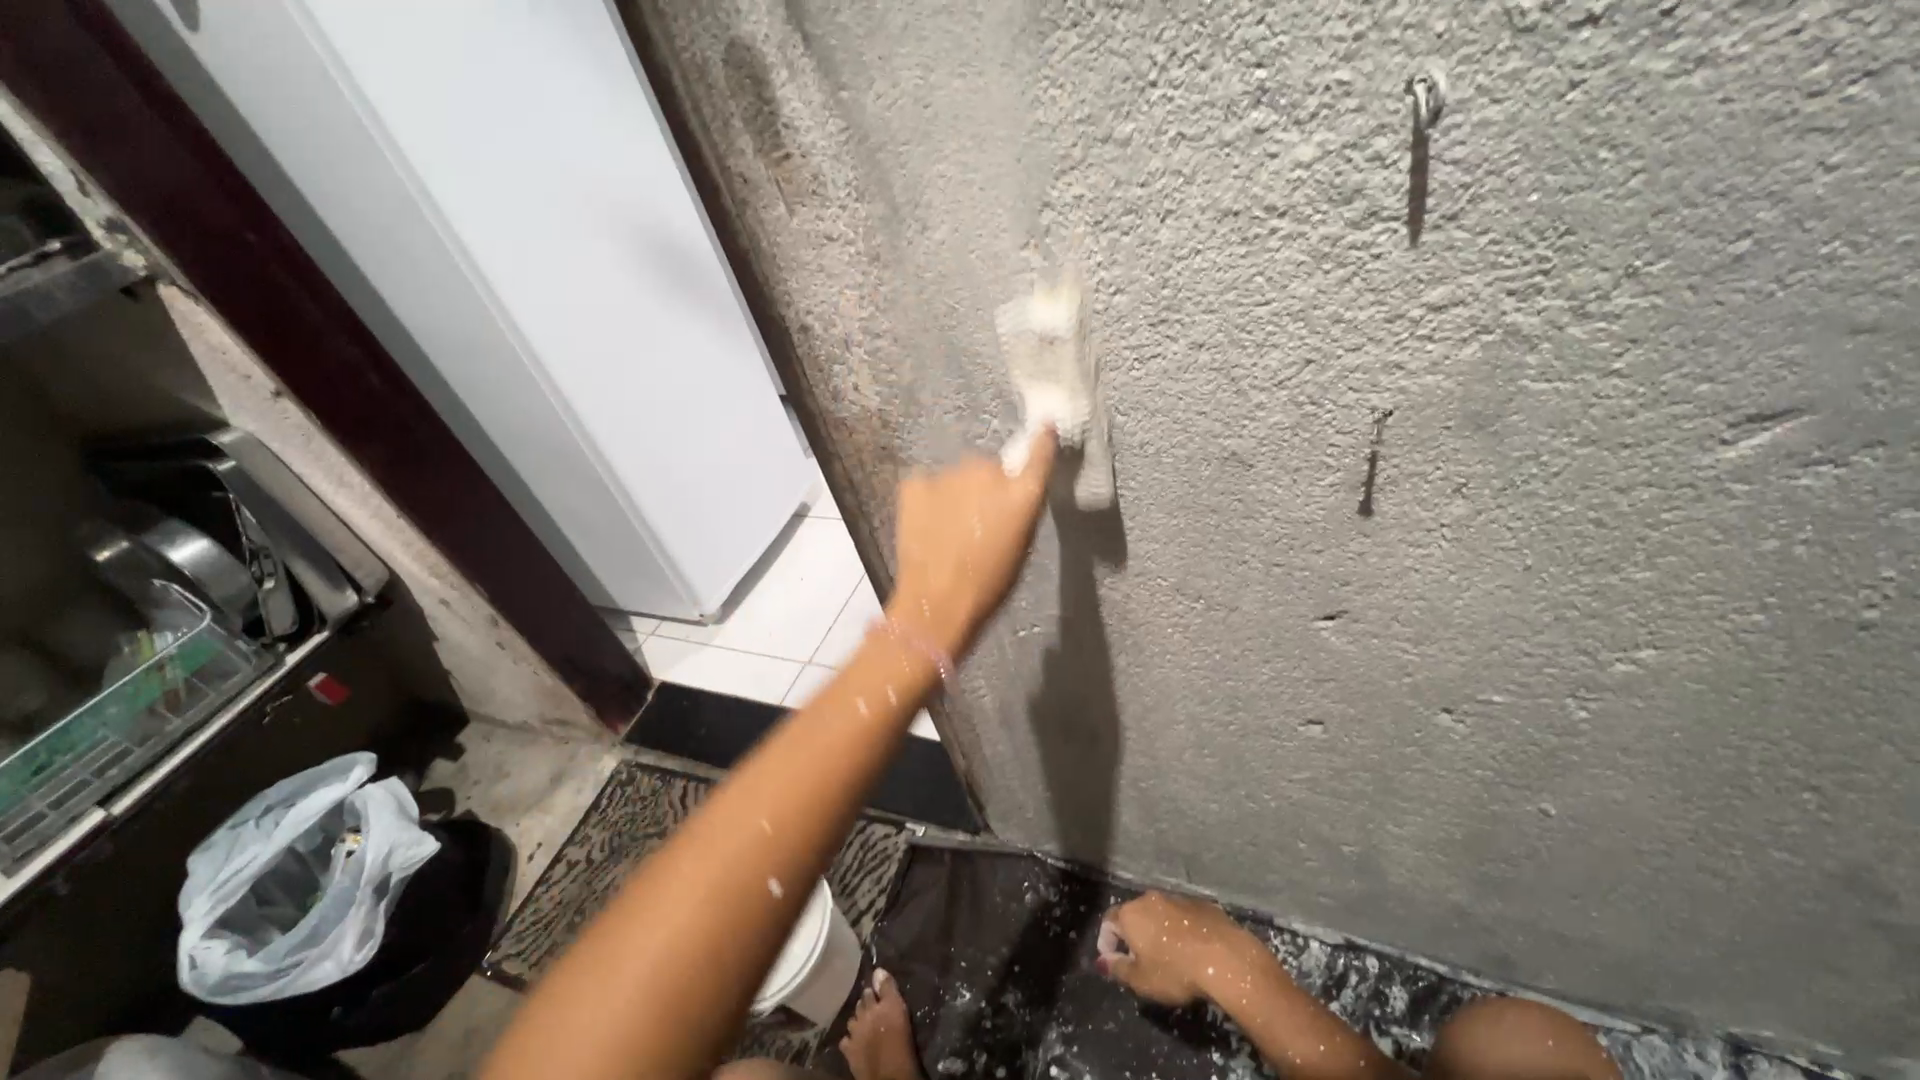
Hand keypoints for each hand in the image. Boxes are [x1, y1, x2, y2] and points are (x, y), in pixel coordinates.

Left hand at [887, 427, 1056, 657]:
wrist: (938, 601)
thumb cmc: (989, 584)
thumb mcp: (1021, 546)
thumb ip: (1019, 510)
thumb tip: (1012, 494)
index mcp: (1021, 493)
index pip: (1039, 451)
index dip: (1042, 438)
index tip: (1044, 428)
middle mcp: (988, 473)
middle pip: (988, 466)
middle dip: (985, 485)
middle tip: (978, 520)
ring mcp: (949, 475)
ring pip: (956, 477)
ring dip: (956, 493)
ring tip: (948, 528)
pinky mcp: (916, 483)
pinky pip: (926, 484)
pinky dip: (927, 498)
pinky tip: (926, 524)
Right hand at [1096, 891, 1264, 1007]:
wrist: (1227, 959)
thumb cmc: (1176, 971)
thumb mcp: (1140, 980)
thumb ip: (1117, 968)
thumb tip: (1102, 961)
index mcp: (1131, 913)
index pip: (1108, 921)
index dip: (1106, 940)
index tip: (1112, 960)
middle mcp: (1151, 899)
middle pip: (1135, 914)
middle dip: (1133, 935)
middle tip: (1140, 960)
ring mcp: (1180, 898)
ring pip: (1161, 913)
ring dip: (1159, 930)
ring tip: (1169, 955)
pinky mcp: (1204, 904)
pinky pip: (1185, 916)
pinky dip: (1183, 929)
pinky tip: (1193, 949)